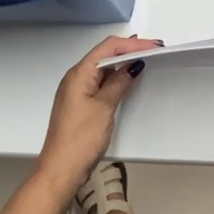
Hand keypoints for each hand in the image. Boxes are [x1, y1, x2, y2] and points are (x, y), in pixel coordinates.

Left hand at [35, 35, 159, 188]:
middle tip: (154, 49)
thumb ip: (119, 83)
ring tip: (145, 59)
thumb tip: (132, 66)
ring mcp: (77, 91)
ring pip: (102, 68)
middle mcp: (75, 78)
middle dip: (129, 49)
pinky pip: (100, 81)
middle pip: (104, 54)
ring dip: (123, 62)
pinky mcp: (80, 103)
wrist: (60, 170)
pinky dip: (115, 77)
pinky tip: (127, 79)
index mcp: (79, 74)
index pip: (108, 48)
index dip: (132, 44)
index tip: (153, 46)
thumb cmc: (79, 140)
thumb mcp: (104, 107)